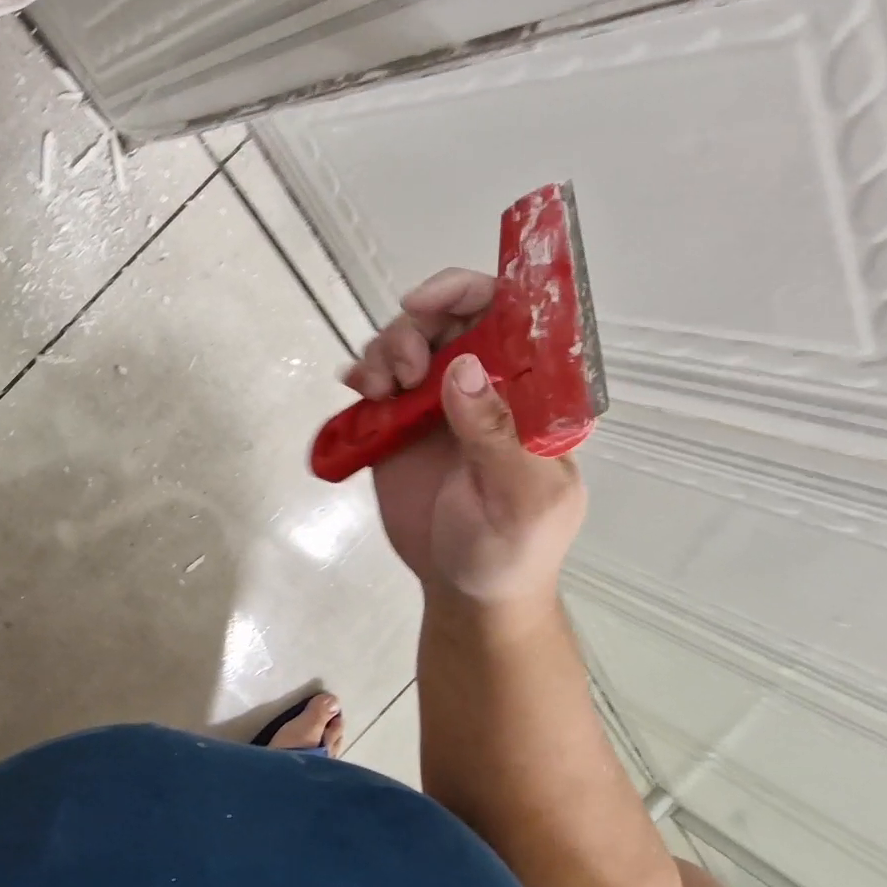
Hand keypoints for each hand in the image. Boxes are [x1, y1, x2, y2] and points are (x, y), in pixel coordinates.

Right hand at [343, 269, 586, 607]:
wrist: (463, 592)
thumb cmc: (511, 550)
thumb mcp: (519, 497)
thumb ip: (495, 434)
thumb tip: (461, 367)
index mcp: (530, 396)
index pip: (513, 318)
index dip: (471, 294)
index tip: (425, 304)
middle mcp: (483, 390)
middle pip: (448, 322)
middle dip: (415, 327)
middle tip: (398, 372)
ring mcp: (437, 408)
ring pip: (407, 347)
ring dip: (383, 352)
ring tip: (376, 391)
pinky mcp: (397, 430)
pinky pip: (376, 385)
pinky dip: (361, 375)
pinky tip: (356, 391)